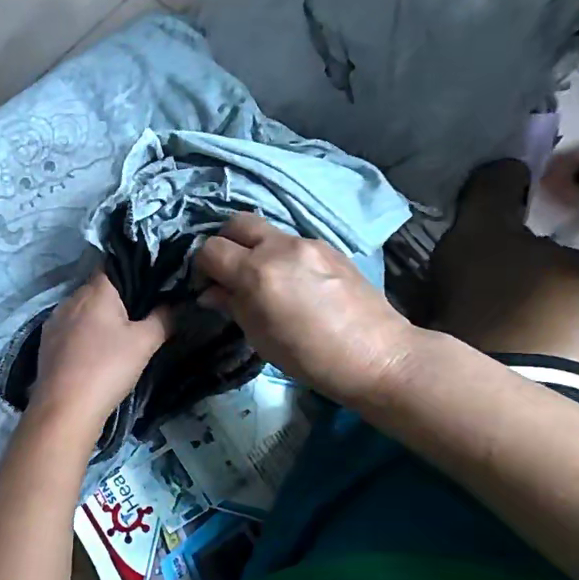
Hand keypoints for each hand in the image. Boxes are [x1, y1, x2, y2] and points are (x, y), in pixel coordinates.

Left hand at [32, 271, 170, 426]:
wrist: (65, 406)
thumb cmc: (108, 367)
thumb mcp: (145, 343)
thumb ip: (164, 318)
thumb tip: (177, 303)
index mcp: (95, 291)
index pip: (112, 266)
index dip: (131, 270)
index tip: (149, 283)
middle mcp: (70, 299)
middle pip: (96, 288)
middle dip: (116, 297)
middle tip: (139, 312)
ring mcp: (54, 321)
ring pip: (81, 309)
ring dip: (97, 317)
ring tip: (117, 334)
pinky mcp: (46, 343)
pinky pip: (69, 328)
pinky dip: (82, 333)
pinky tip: (93, 350)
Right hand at [195, 213, 418, 403]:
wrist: (376, 355)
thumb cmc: (308, 356)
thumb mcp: (258, 336)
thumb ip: (232, 305)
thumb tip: (211, 292)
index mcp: (256, 271)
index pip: (211, 248)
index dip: (202, 266)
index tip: (208, 286)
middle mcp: (280, 247)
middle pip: (237, 223)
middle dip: (225, 242)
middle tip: (228, 271)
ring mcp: (309, 243)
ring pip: (267, 231)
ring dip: (255, 248)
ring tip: (262, 279)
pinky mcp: (330, 247)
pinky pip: (293, 242)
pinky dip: (281, 255)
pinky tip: (292, 282)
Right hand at [430, 160, 578, 379]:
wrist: (514, 389)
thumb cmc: (497, 304)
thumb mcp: (481, 238)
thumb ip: (493, 197)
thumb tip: (508, 162)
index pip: (533, 250)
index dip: (492, 257)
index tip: (460, 275)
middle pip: (532, 290)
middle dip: (499, 295)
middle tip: (457, 310)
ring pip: (532, 328)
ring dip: (502, 329)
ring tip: (466, 343)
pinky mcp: (575, 393)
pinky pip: (531, 361)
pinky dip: (508, 359)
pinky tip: (483, 366)